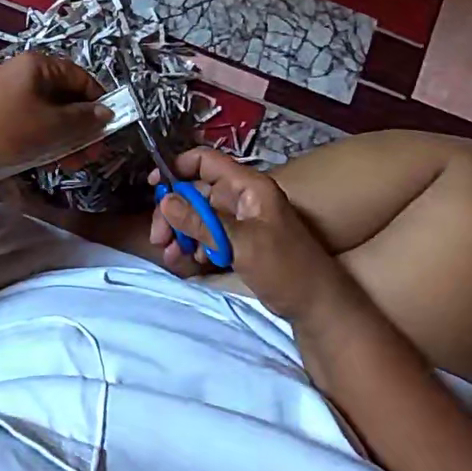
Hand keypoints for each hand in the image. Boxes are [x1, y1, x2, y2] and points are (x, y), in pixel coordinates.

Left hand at [0, 53, 111, 183]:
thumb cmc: (8, 130)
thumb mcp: (53, 125)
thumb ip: (84, 119)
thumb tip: (106, 113)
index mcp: (37, 65)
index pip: (80, 76)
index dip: (98, 101)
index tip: (108, 128)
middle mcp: (23, 74)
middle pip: (65, 97)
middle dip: (82, 127)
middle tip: (91, 155)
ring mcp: (10, 95)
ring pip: (49, 114)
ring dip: (65, 139)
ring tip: (72, 165)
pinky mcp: (0, 115)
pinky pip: (32, 124)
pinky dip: (45, 141)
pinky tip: (50, 163)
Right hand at [150, 148, 343, 317]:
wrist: (317, 309)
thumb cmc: (287, 269)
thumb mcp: (241, 243)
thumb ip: (201, 222)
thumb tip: (164, 200)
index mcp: (247, 186)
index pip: (205, 161)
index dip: (177, 167)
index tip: (153, 186)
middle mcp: (240, 198)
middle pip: (194, 192)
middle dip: (173, 213)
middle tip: (159, 238)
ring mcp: (238, 221)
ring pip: (196, 217)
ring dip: (179, 234)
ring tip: (171, 256)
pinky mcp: (236, 242)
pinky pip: (205, 237)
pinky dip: (192, 247)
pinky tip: (184, 263)